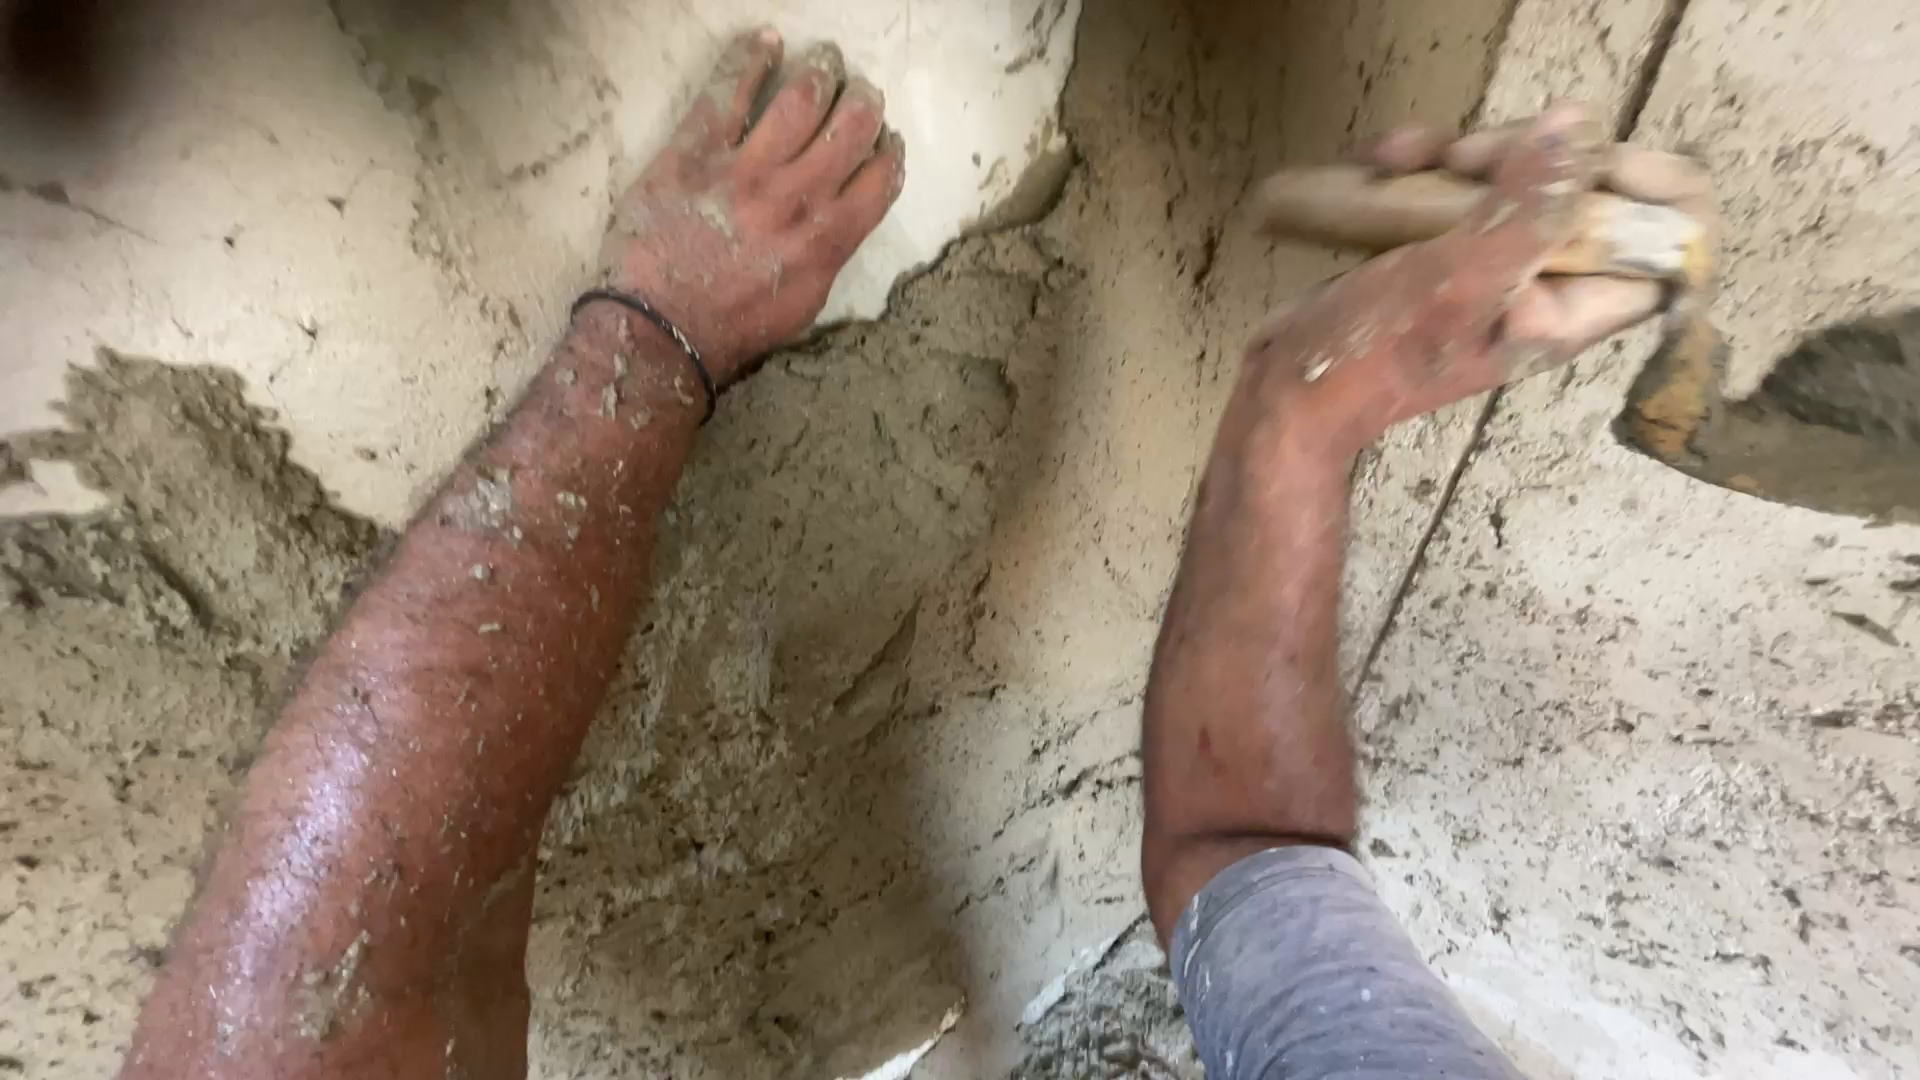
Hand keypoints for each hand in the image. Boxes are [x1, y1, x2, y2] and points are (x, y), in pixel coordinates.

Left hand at [598, 28, 906, 385]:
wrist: (665, 328)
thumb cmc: (736, 328)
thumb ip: (827, 256)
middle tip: (863, 94)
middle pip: (849, 129)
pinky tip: (769, 42)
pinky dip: (752, 58)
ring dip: (822, 72)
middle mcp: (796, 197)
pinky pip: (727, 90)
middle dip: (865, 104)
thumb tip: (838, 220)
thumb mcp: (804, 306)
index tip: (888, 144)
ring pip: (799, 100)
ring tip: (828, 61)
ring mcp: (745, 169)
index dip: (890, 155)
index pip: (878, 180)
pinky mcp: (696, 151)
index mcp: (826, 241)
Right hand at [1245, 103, 1712, 457]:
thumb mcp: (1449, 286)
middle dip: (1525, 152)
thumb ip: (1525, 212)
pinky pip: (1450, 192)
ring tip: (1397, 156)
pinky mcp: (1428, 255)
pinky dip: (1416, 168)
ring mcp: (1478, 266)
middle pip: (1584, 186)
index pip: (1668, 237)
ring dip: (1455, 152)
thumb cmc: (1366, 360)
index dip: (1645, 181)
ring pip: (1509, 179)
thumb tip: (1577, 124)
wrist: (1285, 395)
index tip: (1577, 159)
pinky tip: (1376, 164)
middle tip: (1461, 158)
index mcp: (1567, 310)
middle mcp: (1534, 285)